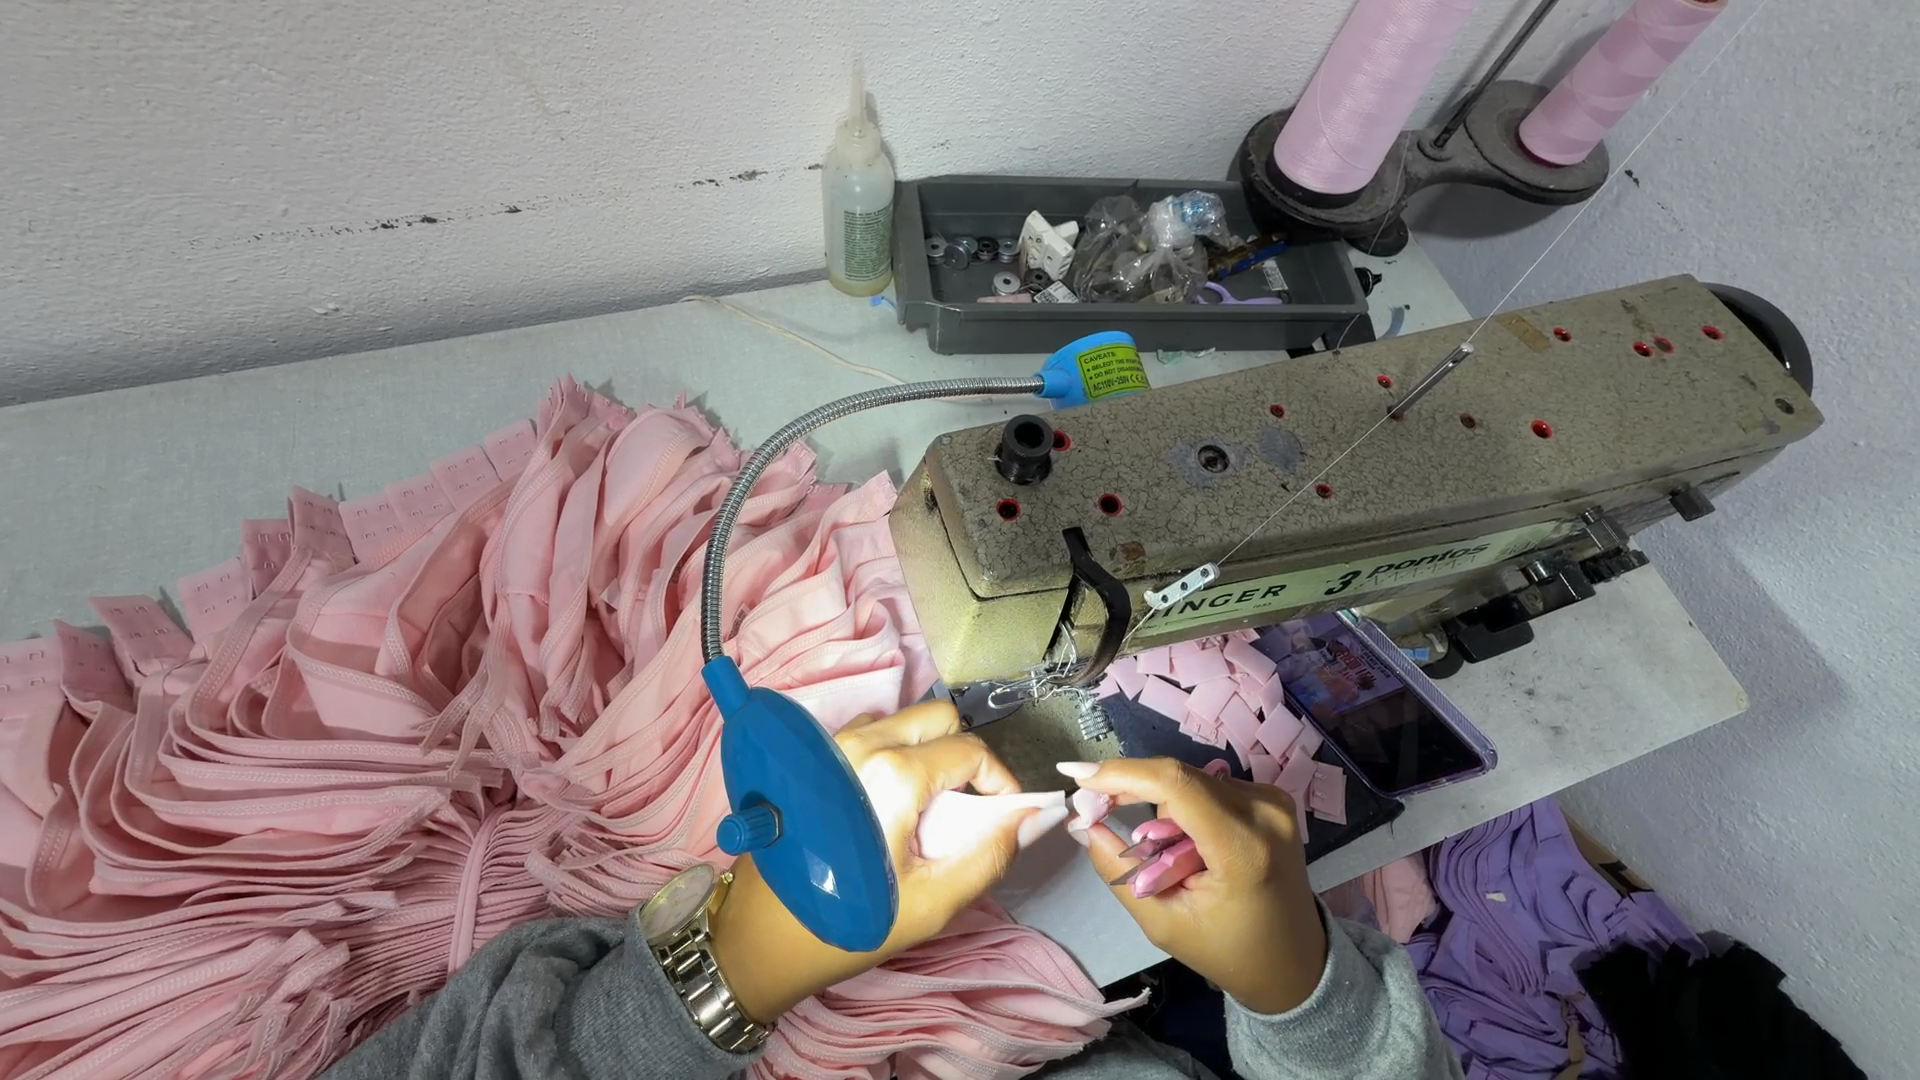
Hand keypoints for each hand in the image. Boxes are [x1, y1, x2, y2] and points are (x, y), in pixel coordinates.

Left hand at [710, 702, 1059, 1021]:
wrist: (761, 937)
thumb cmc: (849, 923)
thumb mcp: (932, 903)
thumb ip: (991, 854)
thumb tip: (1033, 815)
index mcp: (893, 774)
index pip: (971, 750)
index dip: (1001, 780)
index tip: (1005, 814)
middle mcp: (862, 743)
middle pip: (940, 716)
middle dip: (966, 754)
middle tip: (966, 805)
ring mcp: (834, 744)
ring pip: (905, 720)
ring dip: (930, 750)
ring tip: (927, 806)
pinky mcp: (817, 755)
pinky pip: (873, 731)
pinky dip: (896, 751)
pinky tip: (890, 800)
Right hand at [1061, 757, 1329, 1013]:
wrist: (1296, 965)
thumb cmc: (1229, 951)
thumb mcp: (1163, 922)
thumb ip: (1118, 869)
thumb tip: (1081, 823)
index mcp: (1242, 847)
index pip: (1173, 784)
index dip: (1121, 773)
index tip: (1077, 775)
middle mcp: (1263, 811)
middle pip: (1175, 779)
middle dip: (1132, 792)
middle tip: (1097, 811)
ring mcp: (1273, 801)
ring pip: (1188, 782)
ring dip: (1163, 808)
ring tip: (1166, 856)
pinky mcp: (1272, 798)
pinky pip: (1207, 787)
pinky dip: (1186, 808)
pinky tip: (1187, 843)